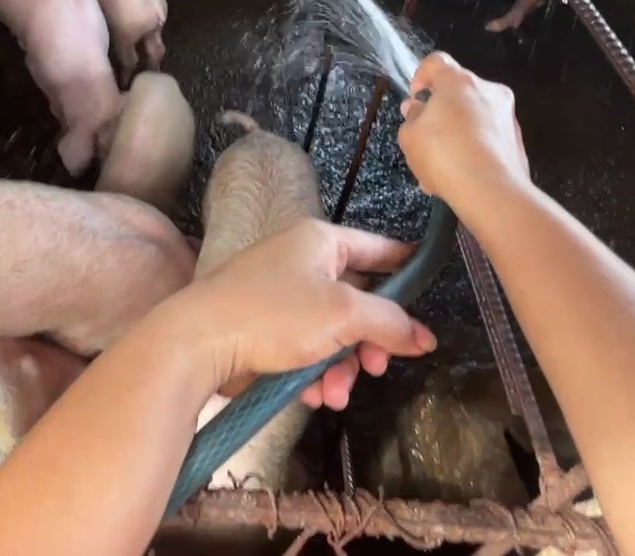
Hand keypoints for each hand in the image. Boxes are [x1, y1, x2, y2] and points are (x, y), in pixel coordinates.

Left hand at [162, 220, 435, 410]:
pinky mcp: (266, 326)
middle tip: (376, 368)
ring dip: (342, 367)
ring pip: (334, 332)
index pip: (376, 247)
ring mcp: (281, 294)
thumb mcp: (342, 313)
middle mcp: (300, 261)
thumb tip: (422, 335)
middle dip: (369, 341)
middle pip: (358, 300)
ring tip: (334, 393)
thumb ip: (389, 321)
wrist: (202, 340)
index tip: (432, 281)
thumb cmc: (275, 313)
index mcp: (318, 241)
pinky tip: (313, 394)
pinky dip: (315, 372)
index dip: (405, 264)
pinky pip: (307, 347)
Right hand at [395, 52, 531, 212]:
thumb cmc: (443, 154)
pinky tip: (458, 174)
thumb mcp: (410, 135)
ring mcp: (507, 116)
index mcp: (459, 82)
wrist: (492, 193)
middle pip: (458, 90)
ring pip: (473, 115)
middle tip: (425, 133)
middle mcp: (488, 91)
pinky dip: (472, 148)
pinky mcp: (517, 142)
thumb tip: (418, 107)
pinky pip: (487, 137)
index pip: (437, 61)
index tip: (415, 98)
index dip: (420, 75)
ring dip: (456, 130)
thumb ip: (412, 117)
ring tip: (439, 163)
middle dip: (440, 108)